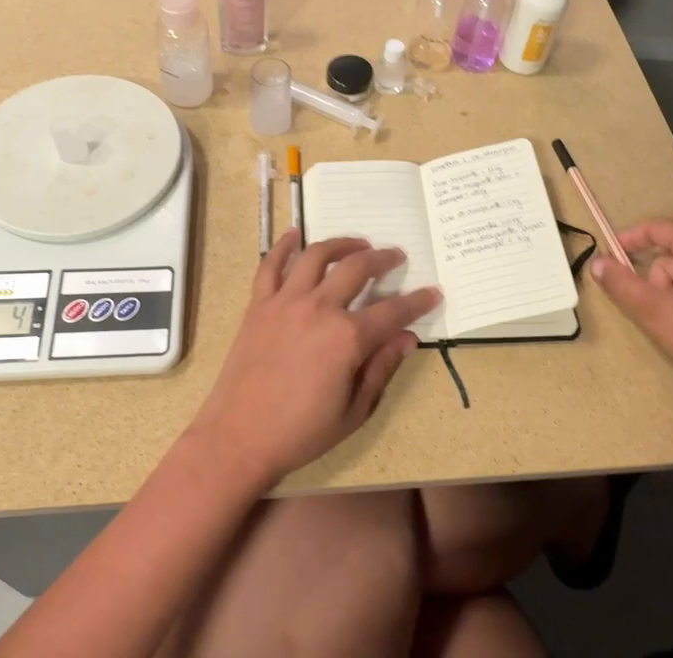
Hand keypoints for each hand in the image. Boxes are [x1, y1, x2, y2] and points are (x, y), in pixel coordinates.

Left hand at [187, 229, 439, 486]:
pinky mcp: (259, 306)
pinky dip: (284, 246)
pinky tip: (296, 235)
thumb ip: (382, 368)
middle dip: (382, 259)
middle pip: (357, 269)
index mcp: (347, 338)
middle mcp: (319, 309)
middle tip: (396, 256)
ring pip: (317, 256)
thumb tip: (406, 338)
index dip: (417, 301)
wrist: (239, 437)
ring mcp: (285, 302)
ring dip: (341, 243)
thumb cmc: (301, 433)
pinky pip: (271, 266)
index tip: (433, 292)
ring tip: (358, 243)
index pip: (393, 311)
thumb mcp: (354, 410)